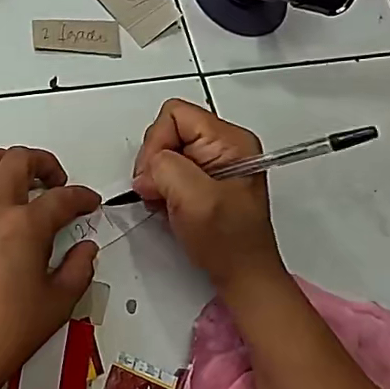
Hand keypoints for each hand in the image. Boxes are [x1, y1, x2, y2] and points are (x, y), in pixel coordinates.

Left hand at [0, 147, 99, 388]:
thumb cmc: (3, 335)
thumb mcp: (57, 305)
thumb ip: (78, 268)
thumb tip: (85, 248)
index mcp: (24, 227)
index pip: (62, 198)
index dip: (82, 197)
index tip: (87, 203)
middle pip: (17, 161)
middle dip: (43, 164)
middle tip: (53, 183)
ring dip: (2, 161)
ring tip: (14, 178)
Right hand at [130, 99, 285, 291]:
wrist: (241, 273)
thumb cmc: (231, 243)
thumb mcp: (197, 199)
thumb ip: (167, 168)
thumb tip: (148, 164)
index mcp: (230, 141)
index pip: (174, 115)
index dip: (156, 144)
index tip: (159, 175)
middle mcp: (221, 146)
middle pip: (165, 131)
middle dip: (153, 162)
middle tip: (162, 190)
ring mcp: (209, 163)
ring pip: (161, 152)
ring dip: (154, 178)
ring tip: (168, 200)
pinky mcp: (199, 179)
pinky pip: (164, 170)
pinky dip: (158, 188)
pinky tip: (169, 205)